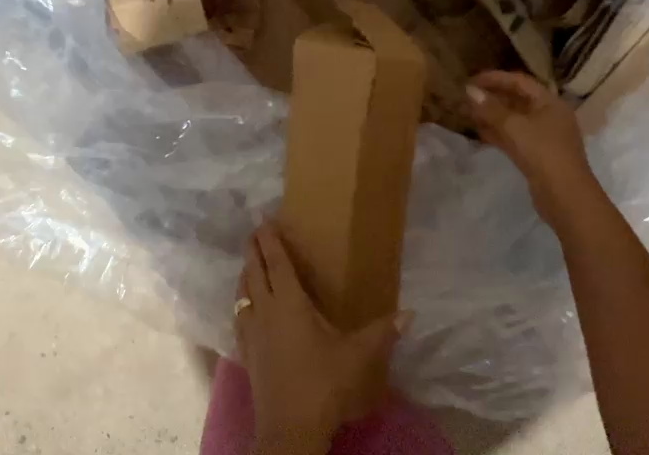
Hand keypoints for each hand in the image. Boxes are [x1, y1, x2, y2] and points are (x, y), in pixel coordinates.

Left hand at [234, 223, 407, 454]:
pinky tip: (245, 306)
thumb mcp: (357, 356)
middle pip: (254, 272)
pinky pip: (239, 316)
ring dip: (245, 273)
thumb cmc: (323, 384)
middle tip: (253, 232)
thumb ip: (382, 332)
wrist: (290, 428)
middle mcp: (265, 311)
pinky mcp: (246, 352)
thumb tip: (410, 313)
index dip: (270, 241)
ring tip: (249, 263)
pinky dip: (241, 301)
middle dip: (253, 250)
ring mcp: (251, 332)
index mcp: (289, 304)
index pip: (276, 263)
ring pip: (242, 293)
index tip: (264, 220)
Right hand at [467, 70, 598, 222]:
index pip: (519, 82)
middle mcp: (549, 116)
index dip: (494, 78)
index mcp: (550, 103)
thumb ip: (491, 108)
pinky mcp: (536, 155)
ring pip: (513, 120)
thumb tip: (469, 89)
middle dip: (491, 97)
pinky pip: (513, 137)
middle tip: (465, 96)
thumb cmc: (543, 153)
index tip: (470, 79)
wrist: (566, 197)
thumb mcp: (514, 127)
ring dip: (491, 115)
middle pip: (517, 100)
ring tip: (466, 112)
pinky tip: (478, 131)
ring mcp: (543, 137)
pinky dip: (497, 132)